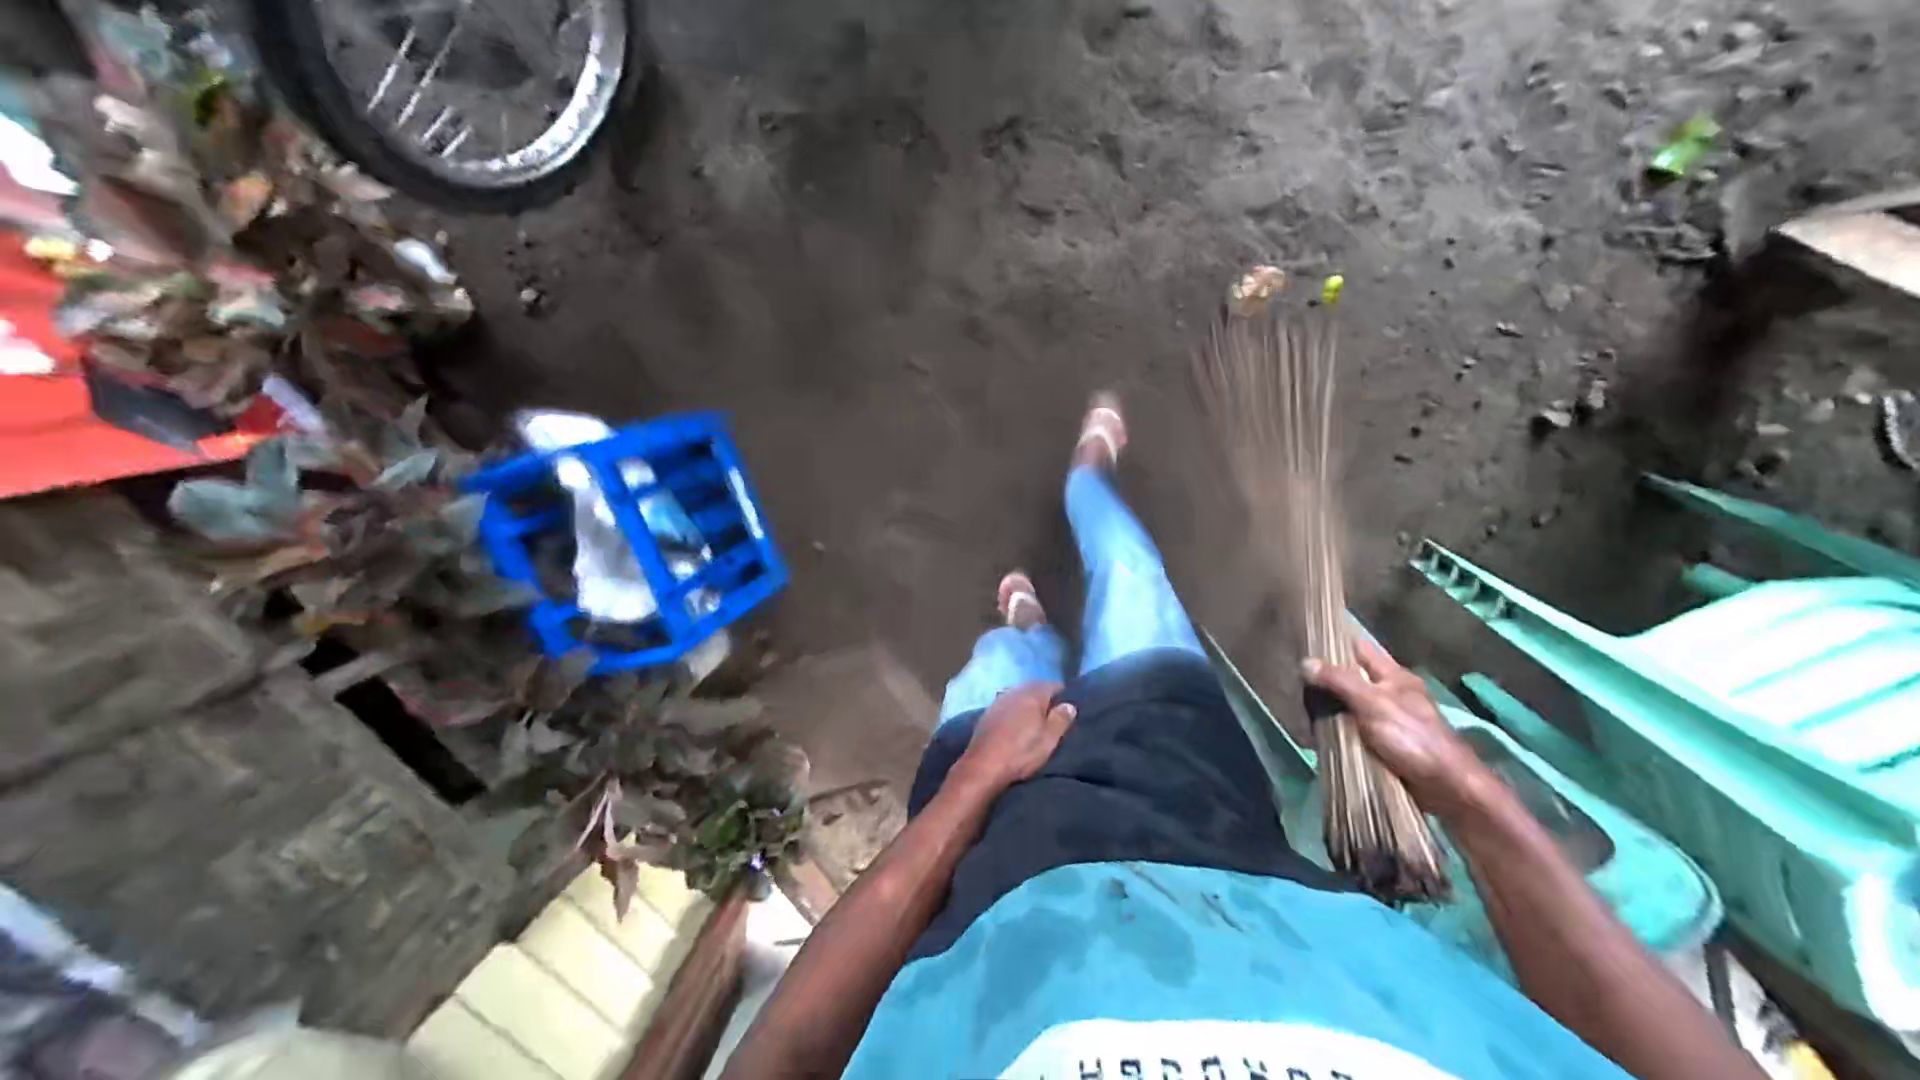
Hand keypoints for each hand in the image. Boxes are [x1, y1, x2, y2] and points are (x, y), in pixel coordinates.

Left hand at [948, 681, 1077, 796]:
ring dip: (1027, 705)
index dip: (1063, 694)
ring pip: (1018, 697)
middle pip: (1034, 689)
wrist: (983, 766)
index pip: (1053, 685)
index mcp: (1031, 694)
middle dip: (1044, 698)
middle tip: (1054, 714)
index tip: (1069, 707)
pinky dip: (1014, 712)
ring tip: (1036, 720)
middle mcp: (1013, 692)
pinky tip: (1016, 724)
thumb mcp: (1049, 739)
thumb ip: (1061, 719)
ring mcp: (997, 701)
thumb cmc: (1021, 752)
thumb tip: (1069, 704)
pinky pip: (1006, 707)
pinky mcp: (987, 714)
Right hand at [1302, 637, 1497, 819]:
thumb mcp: (1373, 704)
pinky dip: (1336, 728)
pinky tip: (1316, 731)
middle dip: (1325, 678)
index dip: (1335, 643)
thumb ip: (1339, 681)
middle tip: (1292, 678)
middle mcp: (1392, 693)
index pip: (1360, 648)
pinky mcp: (1384, 743)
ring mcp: (1388, 719)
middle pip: (1352, 677)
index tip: (1304, 641)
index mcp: (1395, 676)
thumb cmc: (1412, 738)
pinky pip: (1352, 728)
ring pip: (1350, 704)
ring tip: (1297, 704)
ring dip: (1328, 706)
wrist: (1446, 788)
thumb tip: (1305, 662)